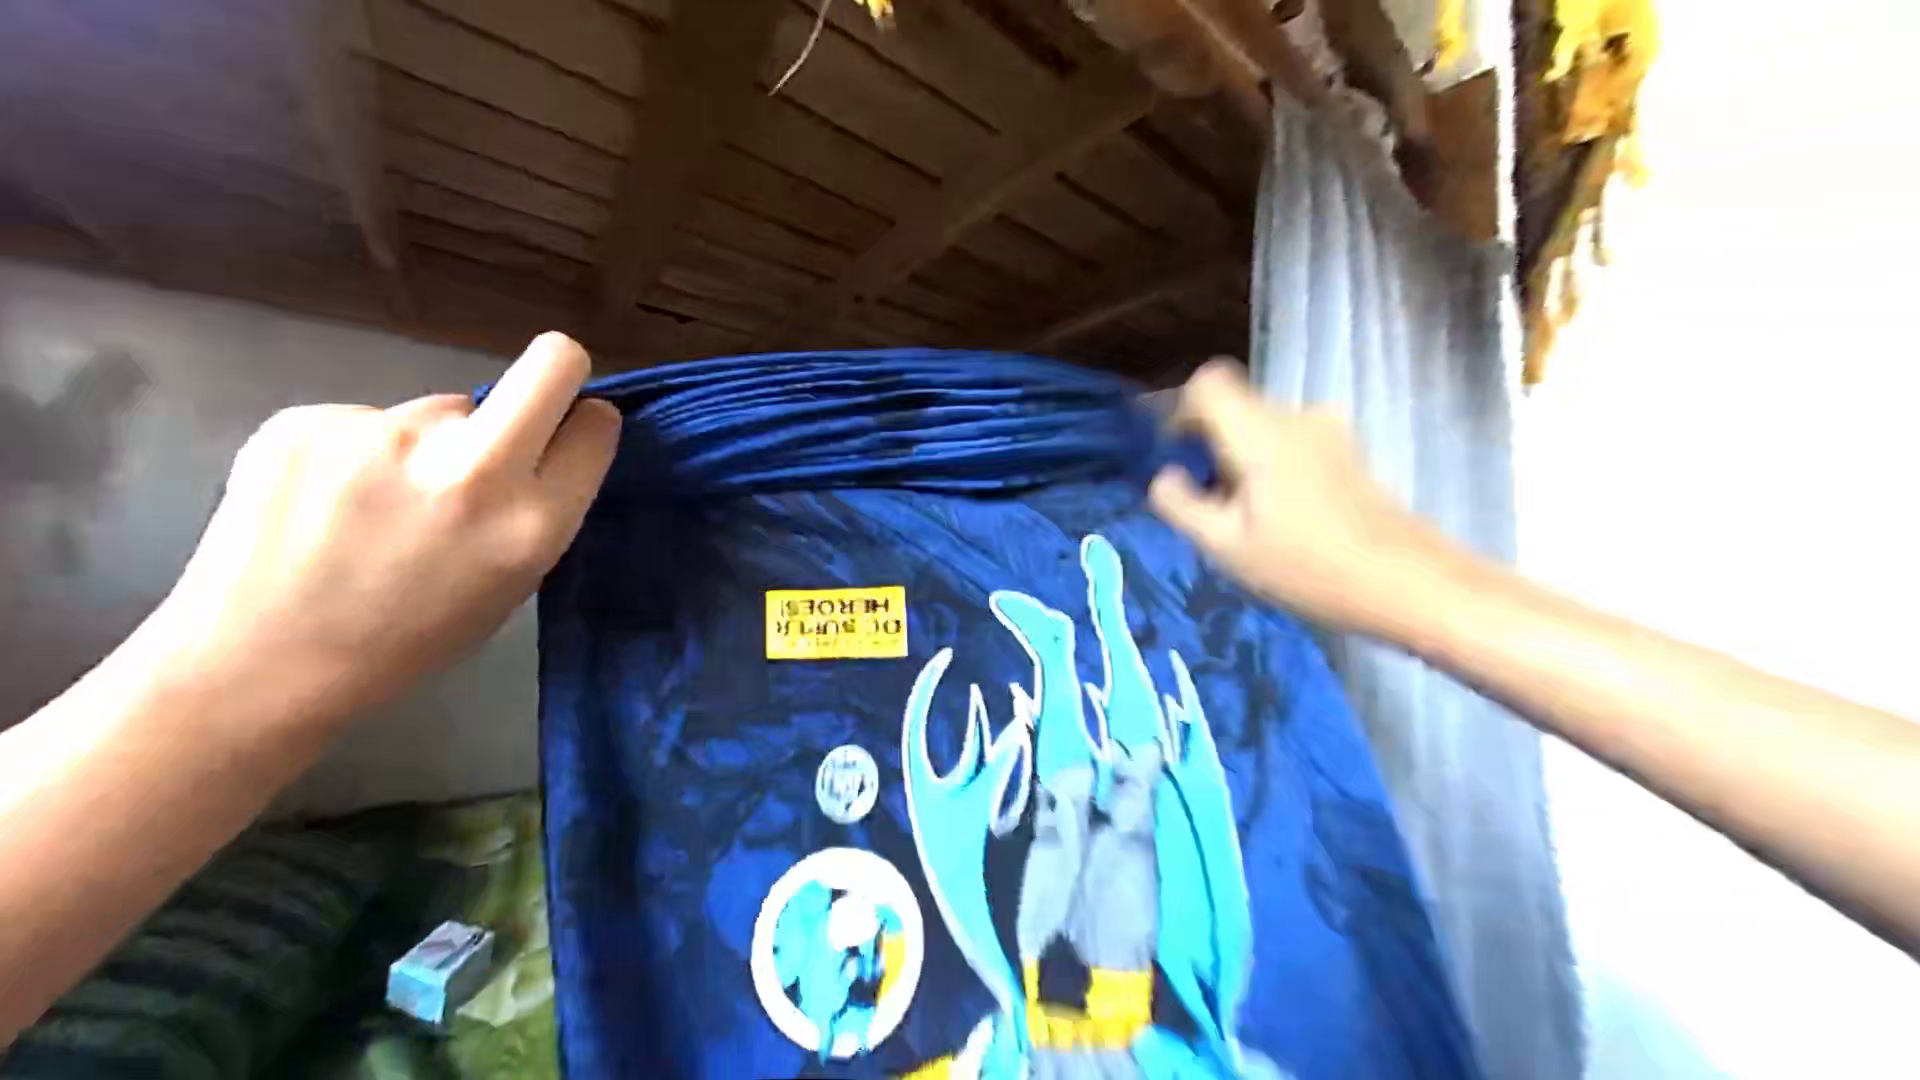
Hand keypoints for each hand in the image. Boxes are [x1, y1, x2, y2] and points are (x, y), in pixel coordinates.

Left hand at [142, 332, 619, 729]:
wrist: (262, 663)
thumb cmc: (416, 636)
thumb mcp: (517, 579)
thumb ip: (542, 504)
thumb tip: (541, 441)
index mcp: (534, 520)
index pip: (596, 425)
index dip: (588, 422)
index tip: (572, 433)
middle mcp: (474, 466)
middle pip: (552, 362)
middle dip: (557, 370)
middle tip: (524, 410)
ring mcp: (387, 435)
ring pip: (447, 407)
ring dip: (438, 439)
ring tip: (389, 499)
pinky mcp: (310, 420)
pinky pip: (375, 419)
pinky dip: (369, 451)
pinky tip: (334, 500)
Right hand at [1149, 359, 1447, 635]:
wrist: (1409, 585)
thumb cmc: (1308, 568)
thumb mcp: (1225, 547)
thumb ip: (1181, 505)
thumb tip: (1165, 477)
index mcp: (1261, 434)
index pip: (1208, 384)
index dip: (1180, 410)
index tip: (1175, 453)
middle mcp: (1295, 416)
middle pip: (1233, 406)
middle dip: (1208, 443)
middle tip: (1205, 501)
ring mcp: (1328, 430)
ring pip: (1260, 425)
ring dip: (1238, 457)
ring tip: (1241, 514)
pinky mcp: (1346, 449)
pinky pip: (1287, 439)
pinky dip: (1267, 463)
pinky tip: (1277, 513)